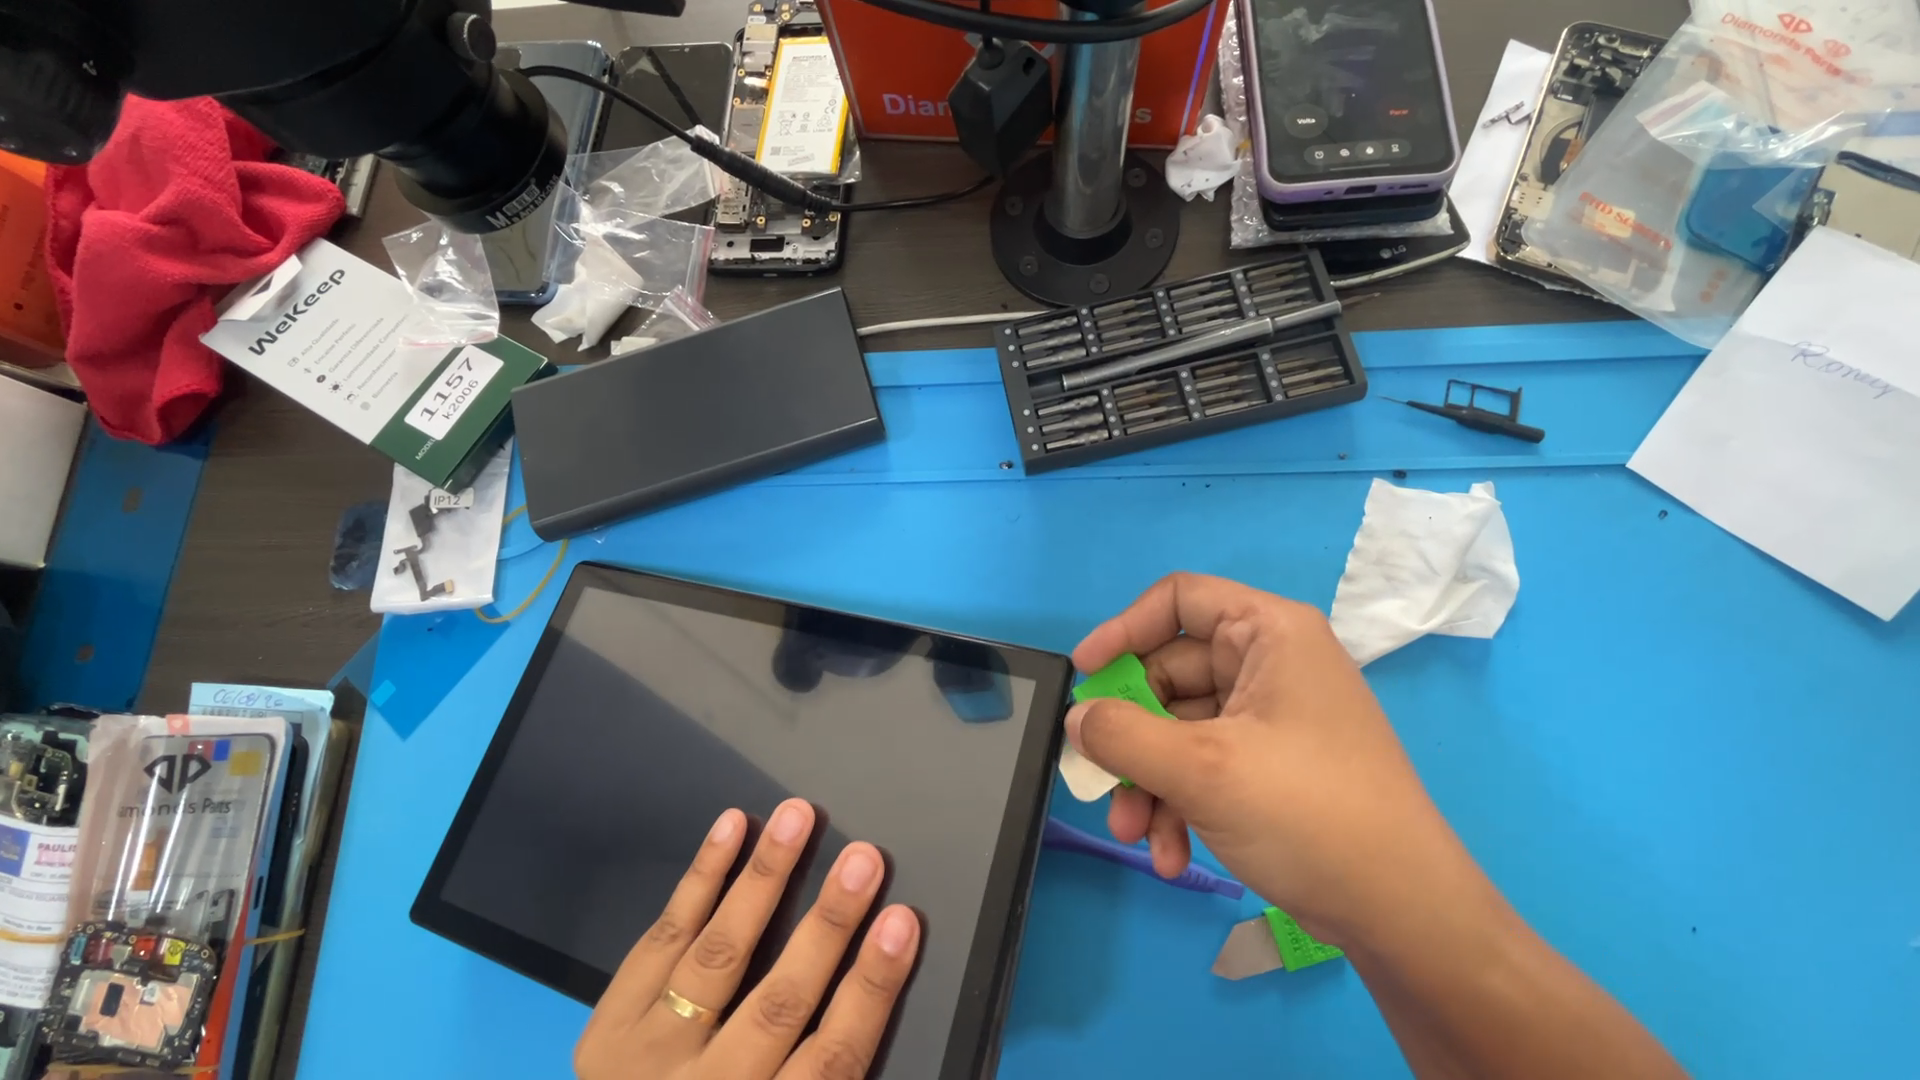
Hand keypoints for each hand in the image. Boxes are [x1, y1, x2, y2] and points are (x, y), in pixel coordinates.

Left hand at [575, 798, 920, 1079]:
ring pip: (718, 957)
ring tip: (797, 818)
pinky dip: (701, 880)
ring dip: (763, 879)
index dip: (870, 989)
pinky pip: (662, 941)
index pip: (831, 1059)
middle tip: (864, 858)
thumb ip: (818, 1074)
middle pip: (778, 1004)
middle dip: (827, 925)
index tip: (903, 922)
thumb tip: (867, 997)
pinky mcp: (610, 1027)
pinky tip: (733, 827)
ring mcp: (648, 1059)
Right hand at [1067, 573, 1479, 943]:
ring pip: (1178, 728)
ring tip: (1136, 833)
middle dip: (1132, 737)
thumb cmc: (1307, 813)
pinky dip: (1178, 802)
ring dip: (1149, 781)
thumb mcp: (1201, 769)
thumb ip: (1122, 736)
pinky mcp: (1269, 765)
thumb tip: (1075, 719)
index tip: (1084, 675)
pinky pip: (1202, 764)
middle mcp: (1270, 664)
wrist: (1401, 912)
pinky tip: (1172, 852)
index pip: (1178, 599)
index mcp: (1268, 633)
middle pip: (1169, 674)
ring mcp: (1270, 717)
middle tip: (1102, 779)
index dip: (1122, 630)